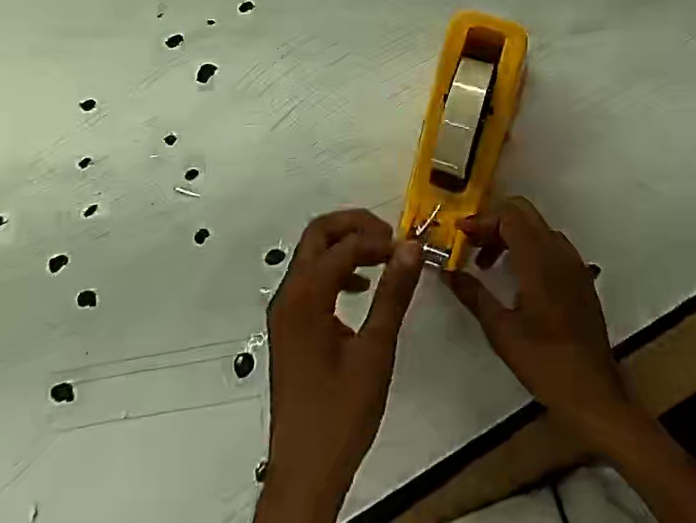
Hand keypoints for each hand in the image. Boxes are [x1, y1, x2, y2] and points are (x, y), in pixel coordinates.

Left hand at [257, 209, 423, 522]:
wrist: (305, 468)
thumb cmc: (340, 413)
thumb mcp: (375, 351)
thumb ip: (392, 295)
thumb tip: (410, 250)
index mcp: (304, 297)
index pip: (342, 246)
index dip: (377, 241)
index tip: (409, 250)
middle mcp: (287, 296)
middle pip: (317, 236)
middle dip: (354, 227)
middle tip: (390, 238)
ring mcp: (284, 311)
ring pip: (312, 256)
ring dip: (345, 247)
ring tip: (383, 258)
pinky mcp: (289, 326)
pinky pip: (310, 281)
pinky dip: (336, 272)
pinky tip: (362, 289)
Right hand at [448, 199, 695, 521]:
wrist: (594, 394)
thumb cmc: (544, 362)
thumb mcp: (500, 329)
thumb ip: (473, 294)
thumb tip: (448, 272)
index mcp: (539, 260)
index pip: (509, 216)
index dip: (481, 220)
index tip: (460, 235)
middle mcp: (560, 254)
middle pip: (524, 213)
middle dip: (494, 222)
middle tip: (471, 243)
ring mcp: (574, 265)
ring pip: (538, 228)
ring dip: (511, 234)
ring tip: (487, 263)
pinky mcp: (581, 279)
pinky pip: (551, 246)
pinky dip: (528, 247)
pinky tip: (514, 276)